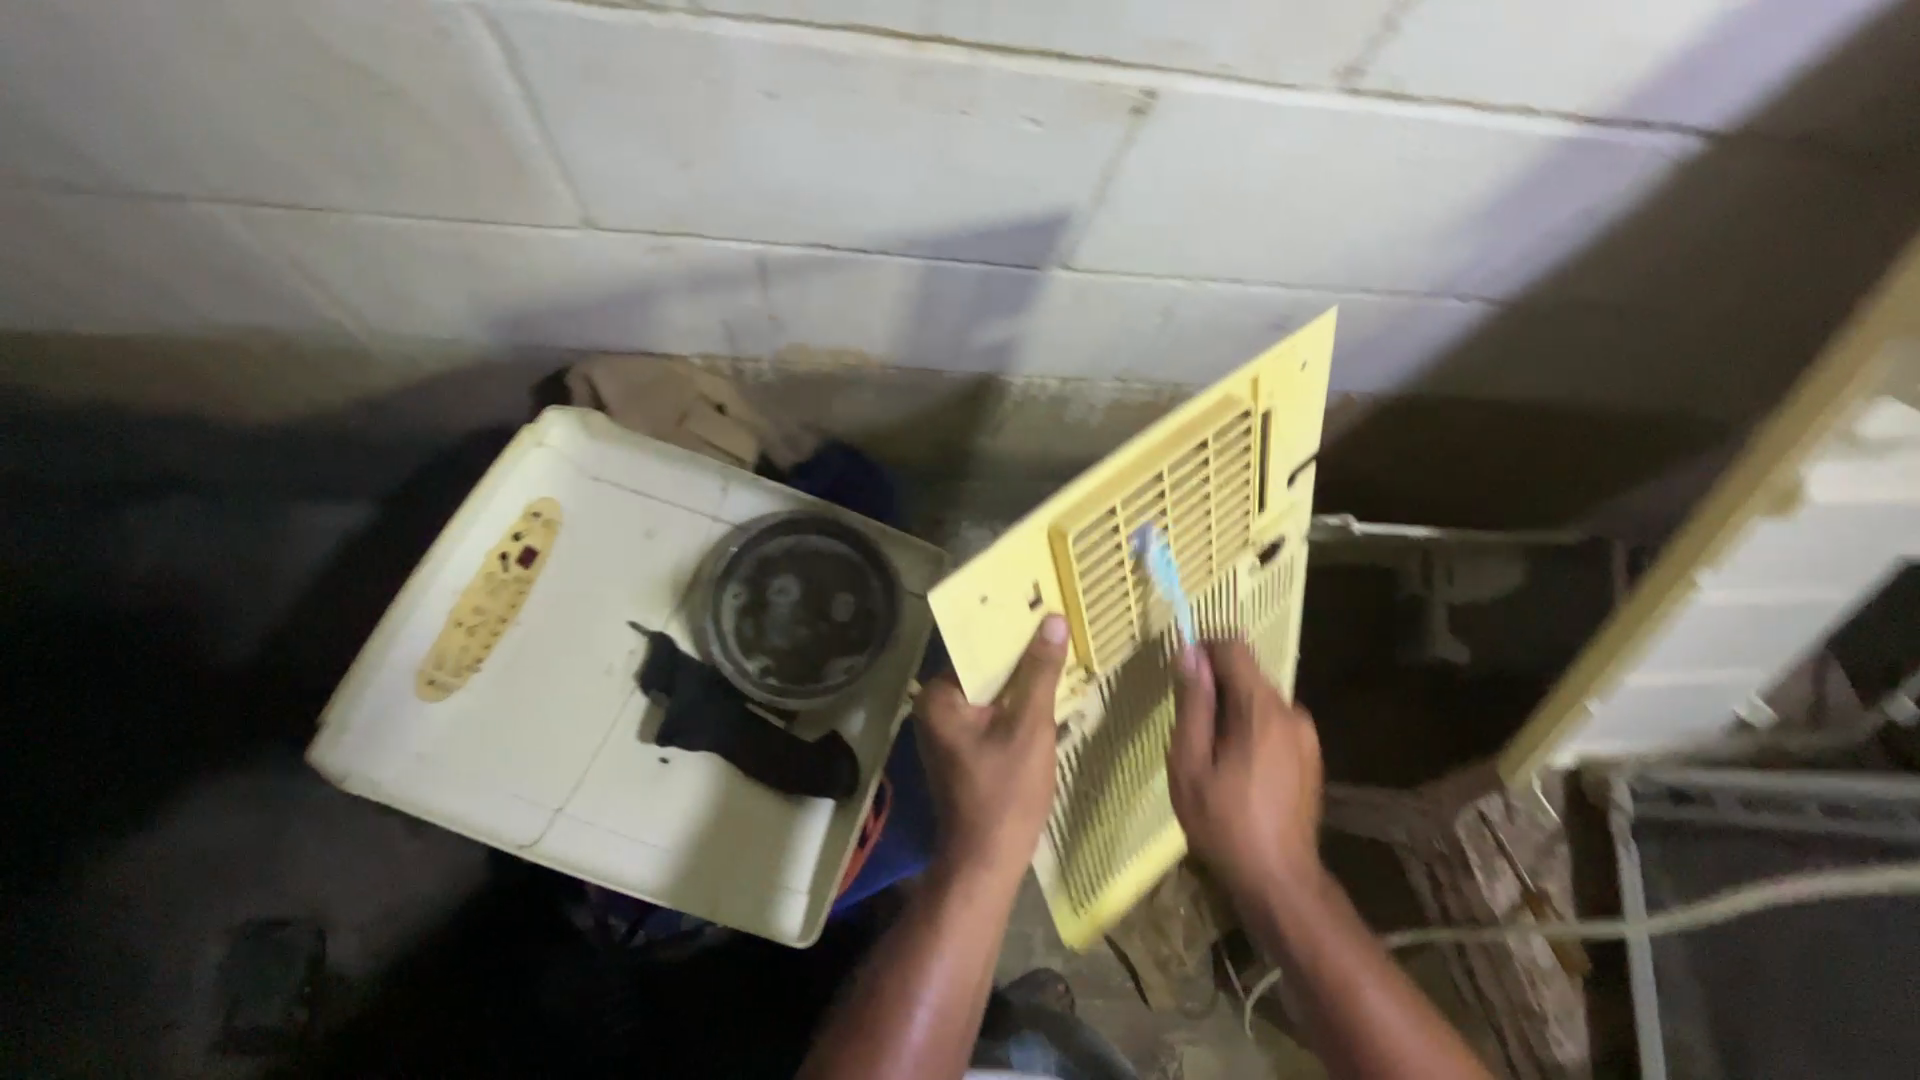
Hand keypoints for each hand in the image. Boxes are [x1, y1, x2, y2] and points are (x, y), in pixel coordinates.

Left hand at [916, 615, 1067, 885]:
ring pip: (990, 692)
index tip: (1043, 609)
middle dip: (1020, 655)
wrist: (987, 860)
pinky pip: (991, 713)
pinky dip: (1015, 705)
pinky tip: (1047, 694)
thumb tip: (1052, 620)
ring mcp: (946, 730)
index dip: (1012, 630)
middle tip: (1058, 629)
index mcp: (938, 696)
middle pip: (983, 669)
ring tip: (1059, 654)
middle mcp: (933, 707)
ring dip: (1021, 680)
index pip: (976, 648)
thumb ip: (1040, 672)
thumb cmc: (1005, 793)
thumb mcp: (1030, 726)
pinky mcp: (962, 748)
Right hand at [1167, 639, 1323, 898]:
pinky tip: (1235, 770)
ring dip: (1232, 712)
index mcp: (1262, 710)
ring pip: (1259, 700)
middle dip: (1215, 688)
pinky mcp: (1310, 755)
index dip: (1203, 651)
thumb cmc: (1224, 823)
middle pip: (1247, 675)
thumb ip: (1193, 704)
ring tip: (1210, 756)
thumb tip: (1189, 653)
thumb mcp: (1190, 763)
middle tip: (1189, 730)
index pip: (1234, 648)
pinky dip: (1250, 730)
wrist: (1279, 880)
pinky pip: (1273, 723)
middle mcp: (1292, 712)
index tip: (1180, 677)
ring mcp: (1306, 735)